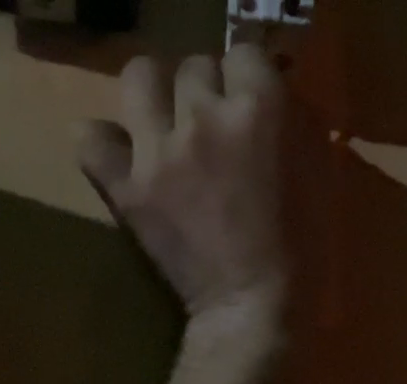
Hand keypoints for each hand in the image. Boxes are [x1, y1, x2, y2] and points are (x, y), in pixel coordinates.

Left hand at [79, 47, 288, 321]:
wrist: (248, 308)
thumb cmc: (299, 250)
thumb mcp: (315, 173)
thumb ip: (290, 123)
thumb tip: (268, 92)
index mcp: (258, 110)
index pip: (245, 53)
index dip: (249, 79)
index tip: (251, 105)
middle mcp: (202, 119)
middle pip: (193, 66)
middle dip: (206, 92)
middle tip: (213, 128)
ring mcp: (157, 153)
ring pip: (139, 77)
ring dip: (155, 95)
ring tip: (167, 125)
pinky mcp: (126, 190)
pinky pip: (91, 140)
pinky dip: (103, 143)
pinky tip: (125, 156)